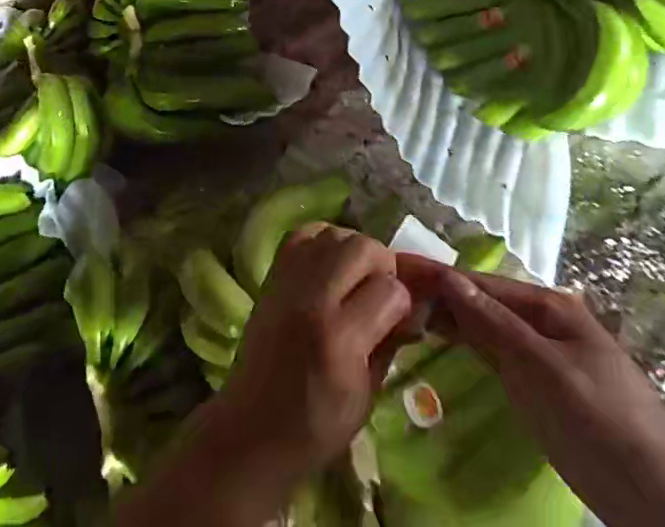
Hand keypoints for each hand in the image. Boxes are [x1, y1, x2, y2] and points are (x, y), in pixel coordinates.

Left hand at [117, 227, 413, 526]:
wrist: (249, 430)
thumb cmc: (314, 427)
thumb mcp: (366, 395)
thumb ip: (391, 342)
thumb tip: (415, 308)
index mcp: (338, 339)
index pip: (389, 290)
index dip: (403, 303)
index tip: (400, 320)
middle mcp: (311, 300)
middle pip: (363, 247)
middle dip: (383, 266)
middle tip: (380, 292)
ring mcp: (287, 283)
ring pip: (335, 233)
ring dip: (354, 251)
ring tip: (355, 279)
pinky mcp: (270, 277)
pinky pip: (304, 235)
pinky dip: (324, 243)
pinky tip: (330, 268)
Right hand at [396, 256, 664, 526]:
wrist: (654, 490)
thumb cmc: (600, 419)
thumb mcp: (543, 368)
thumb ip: (496, 324)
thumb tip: (450, 279)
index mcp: (549, 306)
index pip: (482, 282)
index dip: (440, 275)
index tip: (396, 268)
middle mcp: (542, 321)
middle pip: (482, 301)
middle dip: (440, 294)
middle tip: (388, 294)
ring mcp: (540, 354)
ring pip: (485, 327)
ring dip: (449, 318)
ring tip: (403, 313)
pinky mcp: (538, 385)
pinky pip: (494, 354)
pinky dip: (467, 344)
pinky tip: (442, 343)